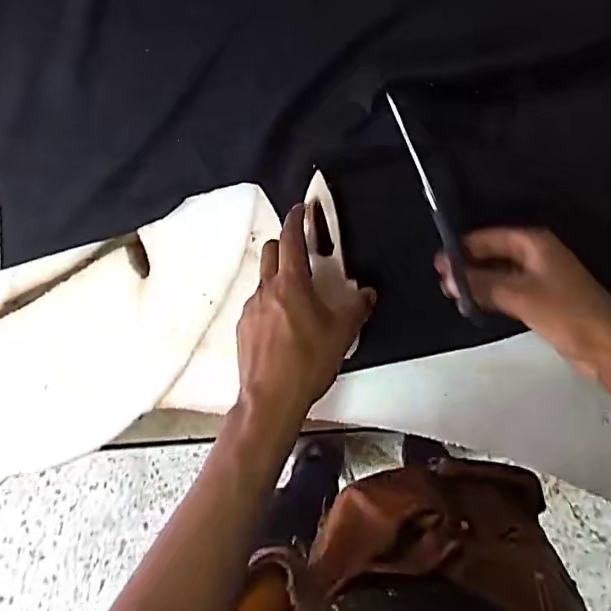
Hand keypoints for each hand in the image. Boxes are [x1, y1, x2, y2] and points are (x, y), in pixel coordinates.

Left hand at [236, 205, 375, 429]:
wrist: (270, 401)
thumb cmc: (303, 366)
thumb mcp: (342, 333)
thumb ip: (357, 308)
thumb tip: (367, 296)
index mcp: (291, 284)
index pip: (290, 238)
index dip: (295, 219)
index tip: (299, 210)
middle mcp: (267, 290)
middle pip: (270, 250)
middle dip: (283, 243)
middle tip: (300, 249)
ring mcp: (251, 309)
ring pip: (263, 279)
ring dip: (278, 277)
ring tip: (297, 296)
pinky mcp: (244, 329)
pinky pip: (256, 305)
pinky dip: (269, 304)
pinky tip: (284, 324)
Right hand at [435, 227, 610, 377]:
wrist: (608, 348)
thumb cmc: (566, 313)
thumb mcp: (519, 295)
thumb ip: (482, 284)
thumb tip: (450, 279)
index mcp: (534, 242)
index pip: (489, 237)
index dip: (463, 248)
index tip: (438, 261)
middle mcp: (537, 254)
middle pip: (494, 253)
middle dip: (468, 266)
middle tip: (441, 281)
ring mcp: (540, 277)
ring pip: (500, 273)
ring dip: (478, 282)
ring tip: (451, 294)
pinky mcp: (542, 298)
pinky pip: (509, 290)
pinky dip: (491, 295)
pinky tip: (474, 305)